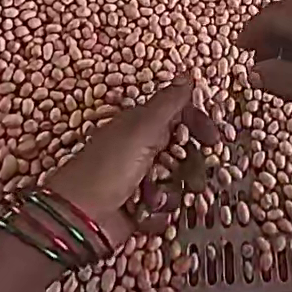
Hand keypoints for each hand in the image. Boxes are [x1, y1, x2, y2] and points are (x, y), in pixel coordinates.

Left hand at [43, 77, 213, 245]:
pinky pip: (165, 211)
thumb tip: (189, 73)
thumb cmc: (109, 166)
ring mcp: (141, 180)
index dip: (197, 125)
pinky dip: (156, 214)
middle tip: (186, 176)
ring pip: (177, 185)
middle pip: (183, 153)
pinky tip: (140, 214)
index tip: (214, 140)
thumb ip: (169, 103)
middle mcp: (143, 149)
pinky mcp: (140, 209)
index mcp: (141, 124)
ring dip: (167, 194)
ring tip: (149, 198)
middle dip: (187, 168)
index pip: (179, 116)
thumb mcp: (141, 129)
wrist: (78, 218)